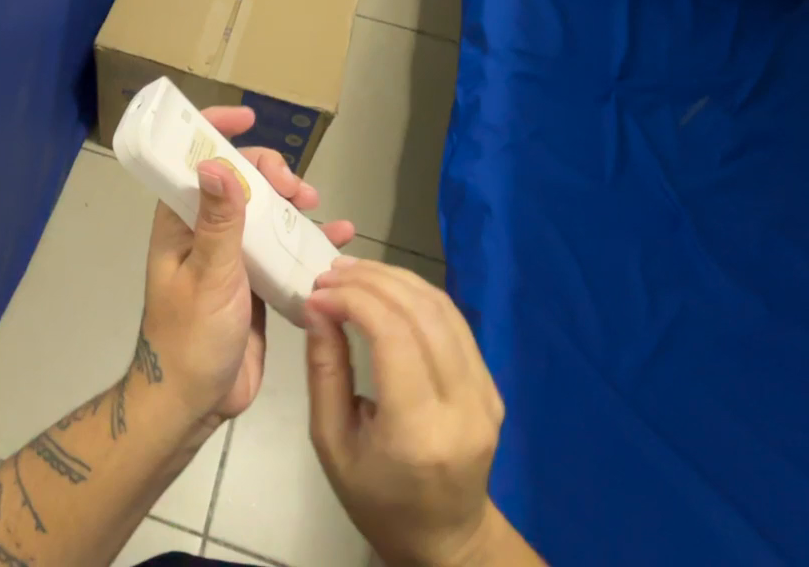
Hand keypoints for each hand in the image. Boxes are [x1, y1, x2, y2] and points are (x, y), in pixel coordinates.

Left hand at [138, 105, 355, 432]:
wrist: (195, 402)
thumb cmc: (190, 337)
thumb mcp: (209, 276)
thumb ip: (218, 221)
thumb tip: (216, 162)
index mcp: (181, 223)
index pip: (193, 162)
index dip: (216, 133)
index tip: (247, 118)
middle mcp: (206, 232)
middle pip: (240, 182)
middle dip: (270, 172)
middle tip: (297, 187)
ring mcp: (233, 256)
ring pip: (266, 212)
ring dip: (294, 203)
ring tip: (317, 205)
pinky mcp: (257, 282)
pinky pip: (284, 249)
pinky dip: (311, 240)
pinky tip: (341, 236)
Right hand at [304, 259, 517, 566]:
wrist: (445, 537)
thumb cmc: (376, 498)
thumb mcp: (331, 443)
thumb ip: (325, 371)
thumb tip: (317, 307)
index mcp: (419, 432)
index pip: (394, 337)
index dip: (353, 300)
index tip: (317, 293)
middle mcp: (463, 407)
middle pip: (422, 314)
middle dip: (371, 280)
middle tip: (330, 273)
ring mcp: (486, 395)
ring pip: (443, 309)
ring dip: (395, 278)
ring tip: (352, 271)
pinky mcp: (491, 385)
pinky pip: (454, 323)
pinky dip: (416, 294)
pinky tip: (384, 287)